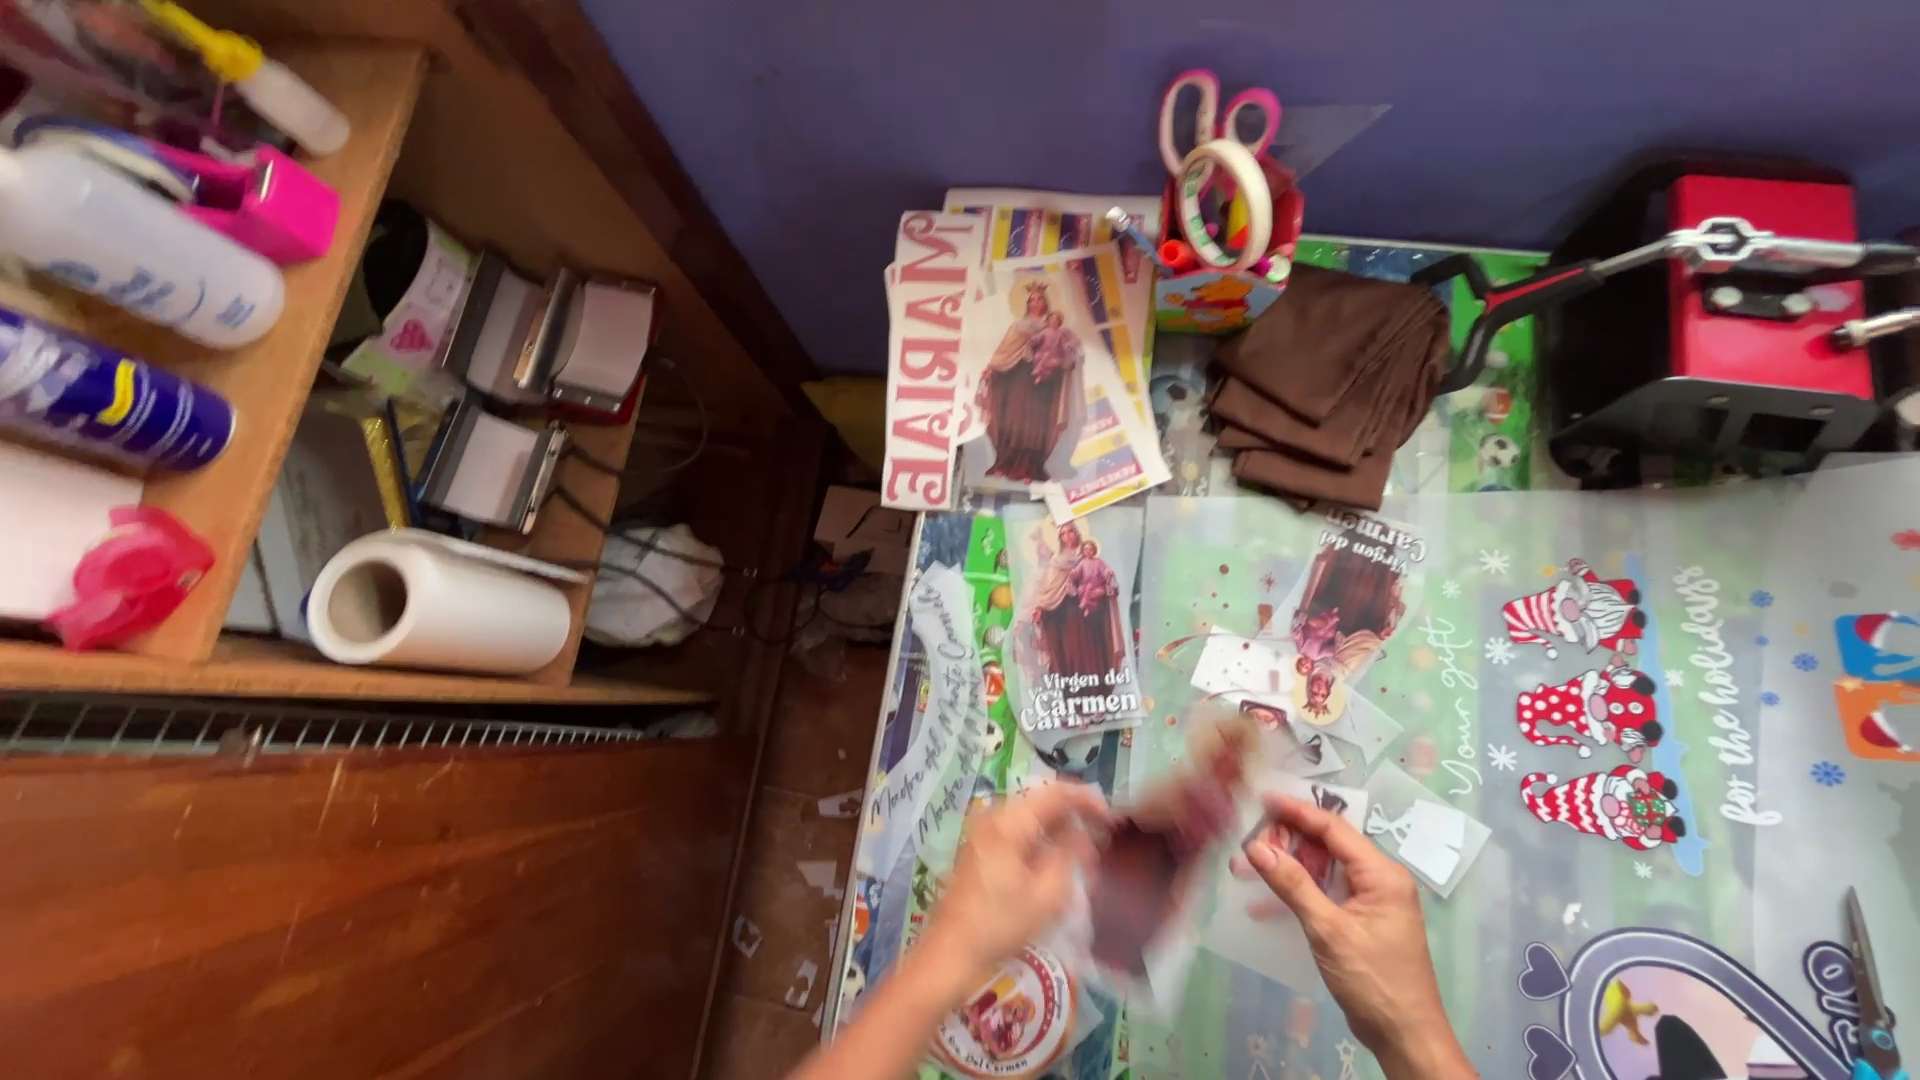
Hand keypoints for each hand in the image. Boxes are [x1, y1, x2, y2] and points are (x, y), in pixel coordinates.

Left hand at [917, 782, 1109, 994]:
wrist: (951, 951)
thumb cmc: (999, 924)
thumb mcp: (1046, 895)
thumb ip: (1070, 855)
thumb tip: (1083, 834)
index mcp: (1009, 820)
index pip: (1056, 793)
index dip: (1088, 800)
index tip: (1111, 818)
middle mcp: (994, 816)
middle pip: (1043, 802)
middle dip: (1074, 818)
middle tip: (1100, 840)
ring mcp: (985, 830)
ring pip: (1032, 818)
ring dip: (1059, 832)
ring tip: (1084, 856)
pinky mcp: (982, 846)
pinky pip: (1020, 832)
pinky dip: (1041, 842)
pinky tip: (1058, 864)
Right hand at [1233, 796, 1474, 1079]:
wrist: (1406, 1039)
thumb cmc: (1373, 981)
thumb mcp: (1328, 930)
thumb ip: (1293, 885)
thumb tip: (1256, 847)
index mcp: (1381, 874)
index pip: (1334, 828)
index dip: (1297, 811)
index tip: (1263, 799)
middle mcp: (1379, 880)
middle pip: (1327, 845)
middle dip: (1288, 842)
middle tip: (1251, 845)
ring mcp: (1371, 901)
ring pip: (1323, 868)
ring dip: (1288, 868)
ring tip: (1250, 869)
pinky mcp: (1360, 920)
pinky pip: (1324, 892)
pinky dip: (1298, 892)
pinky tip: (1266, 902)